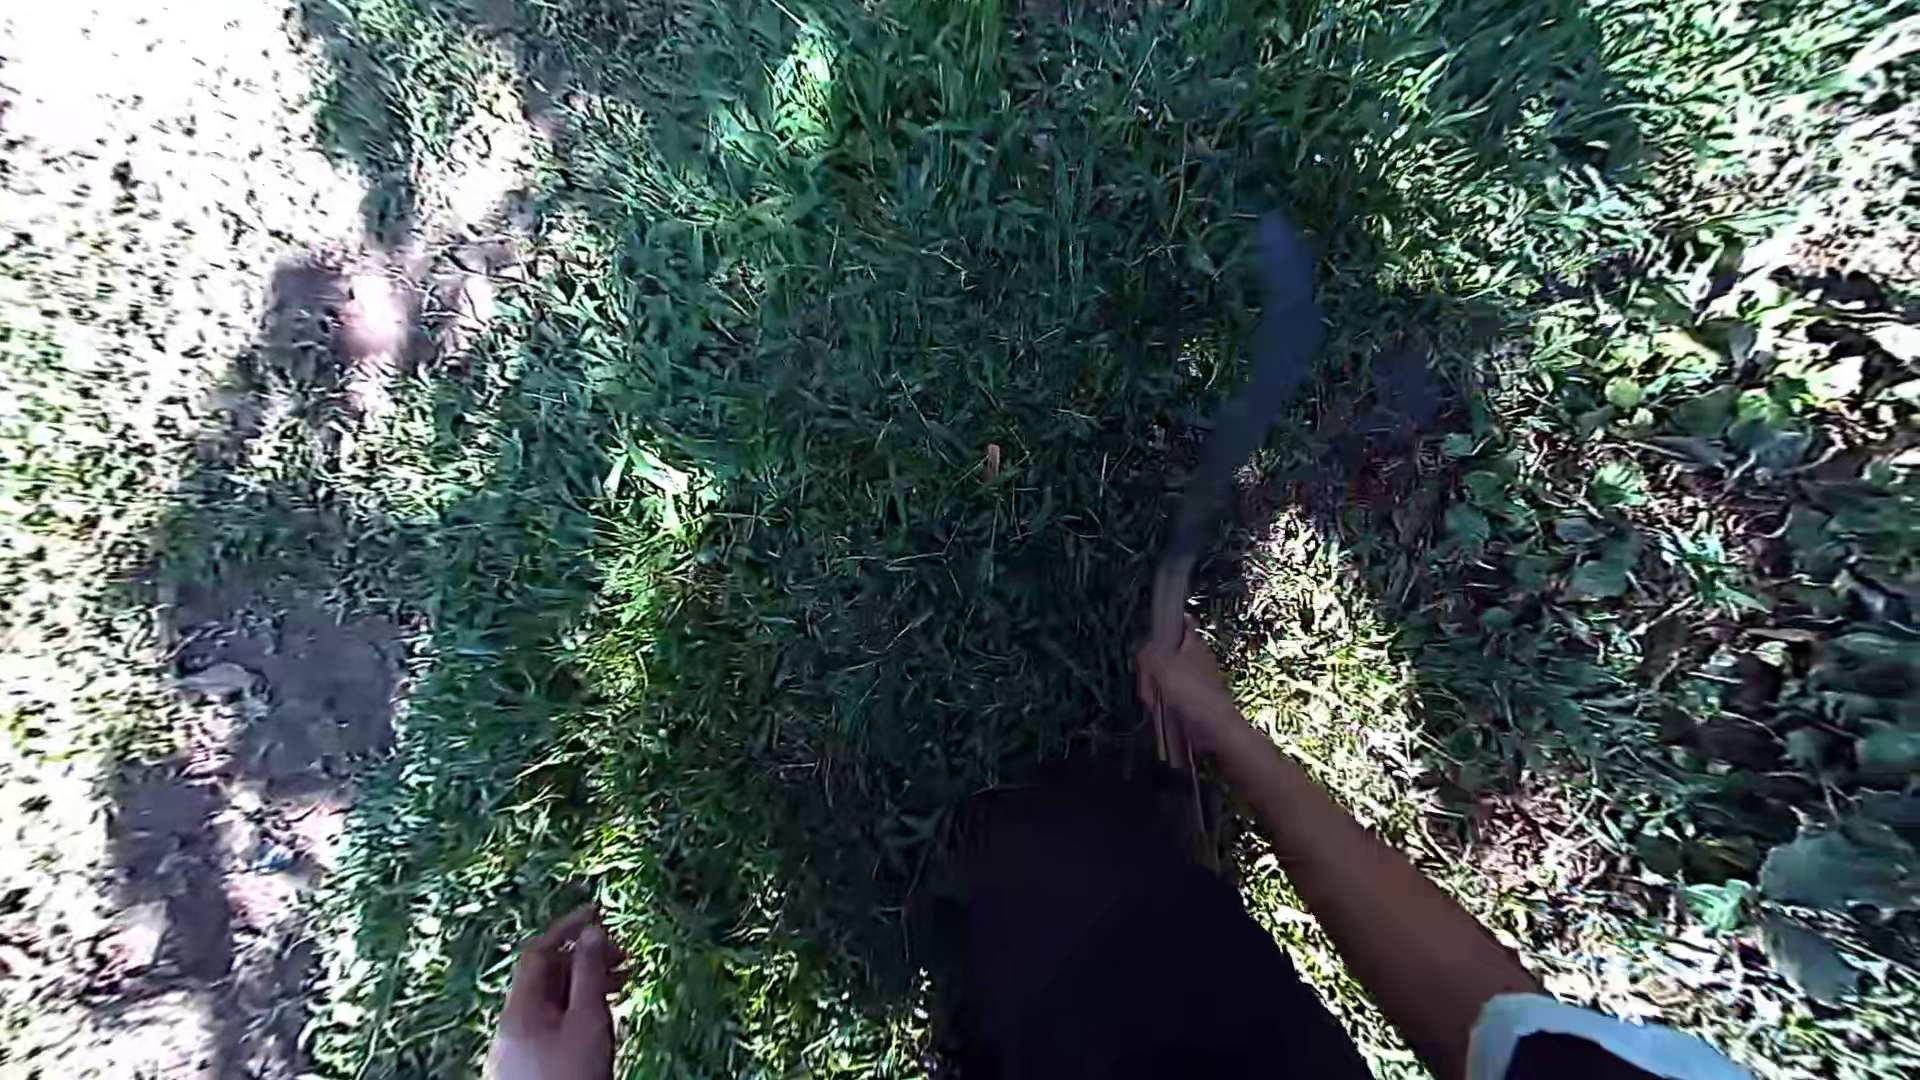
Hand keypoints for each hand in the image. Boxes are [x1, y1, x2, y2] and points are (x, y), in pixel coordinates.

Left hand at [484, 906, 620, 1079]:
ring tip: (626, 979)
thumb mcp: (588, 1016)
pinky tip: (607, 1008)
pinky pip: (553, 1020)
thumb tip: (591, 931)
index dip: (568, 927)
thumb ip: (589, 970)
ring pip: (553, 998)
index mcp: (518, 1011)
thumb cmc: (574, 1073)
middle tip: (623, 954)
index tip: (599, 912)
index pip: (537, 952)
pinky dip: (580, 1005)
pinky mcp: (527, 1065)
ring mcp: (517, 1049)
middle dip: (586, 957)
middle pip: (546, 974)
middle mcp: (511, 1026)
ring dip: (588, 981)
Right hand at [1135, 617, 1255, 757]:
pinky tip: (1156, 708)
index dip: (1165, 624)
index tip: (1151, 633)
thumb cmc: (1193, 692)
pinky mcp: (1187, 700)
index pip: (1180, 623)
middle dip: (1150, 667)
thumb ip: (1148, 651)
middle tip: (1148, 677)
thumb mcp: (1162, 664)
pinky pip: (1164, 694)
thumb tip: (1142, 649)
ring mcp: (1190, 681)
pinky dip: (1158, 701)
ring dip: (1151, 687)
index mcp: (1193, 644)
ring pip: (1160, 676)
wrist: (1213, 729)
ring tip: (1153, 698)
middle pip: (1162, 653)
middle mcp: (1194, 660)